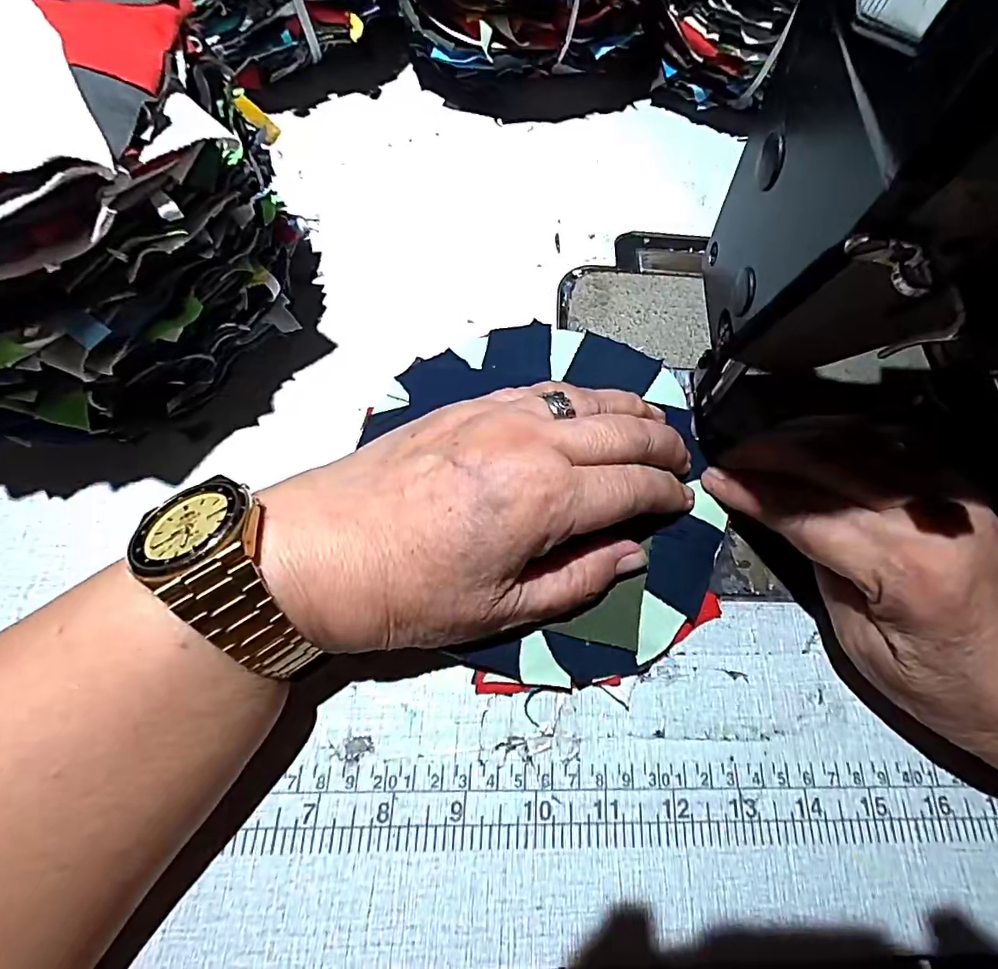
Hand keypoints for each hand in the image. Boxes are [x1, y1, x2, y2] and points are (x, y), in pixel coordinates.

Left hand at [256, 384, 693, 652]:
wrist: (313, 550)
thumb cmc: (406, 592)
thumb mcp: (503, 609)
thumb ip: (581, 578)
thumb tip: (632, 552)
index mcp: (548, 499)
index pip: (635, 486)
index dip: (668, 494)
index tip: (684, 501)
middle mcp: (535, 443)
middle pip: (625, 432)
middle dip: (665, 445)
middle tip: (683, 461)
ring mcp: (503, 415)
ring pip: (591, 398)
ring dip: (632, 409)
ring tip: (655, 421)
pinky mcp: (474, 404)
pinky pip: (548, 388)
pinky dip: (584, 395)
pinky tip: (591, 405)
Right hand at [702, 433, 997, 788]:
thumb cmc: (964, 694)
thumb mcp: (872, 653)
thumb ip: (831, 577)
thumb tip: (800, 527)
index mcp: (903, 565)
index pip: (807, 510)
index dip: (755, 491)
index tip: (718, 477)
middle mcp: (929, 512)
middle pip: (830, 461)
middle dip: (771, 452)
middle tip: (731, 456)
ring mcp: (951, 492)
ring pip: (859, 443)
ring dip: (804, 437)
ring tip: (763, 446)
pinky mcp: (962, 489)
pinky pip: (889, 450)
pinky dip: (843, 441)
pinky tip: (819, 445)